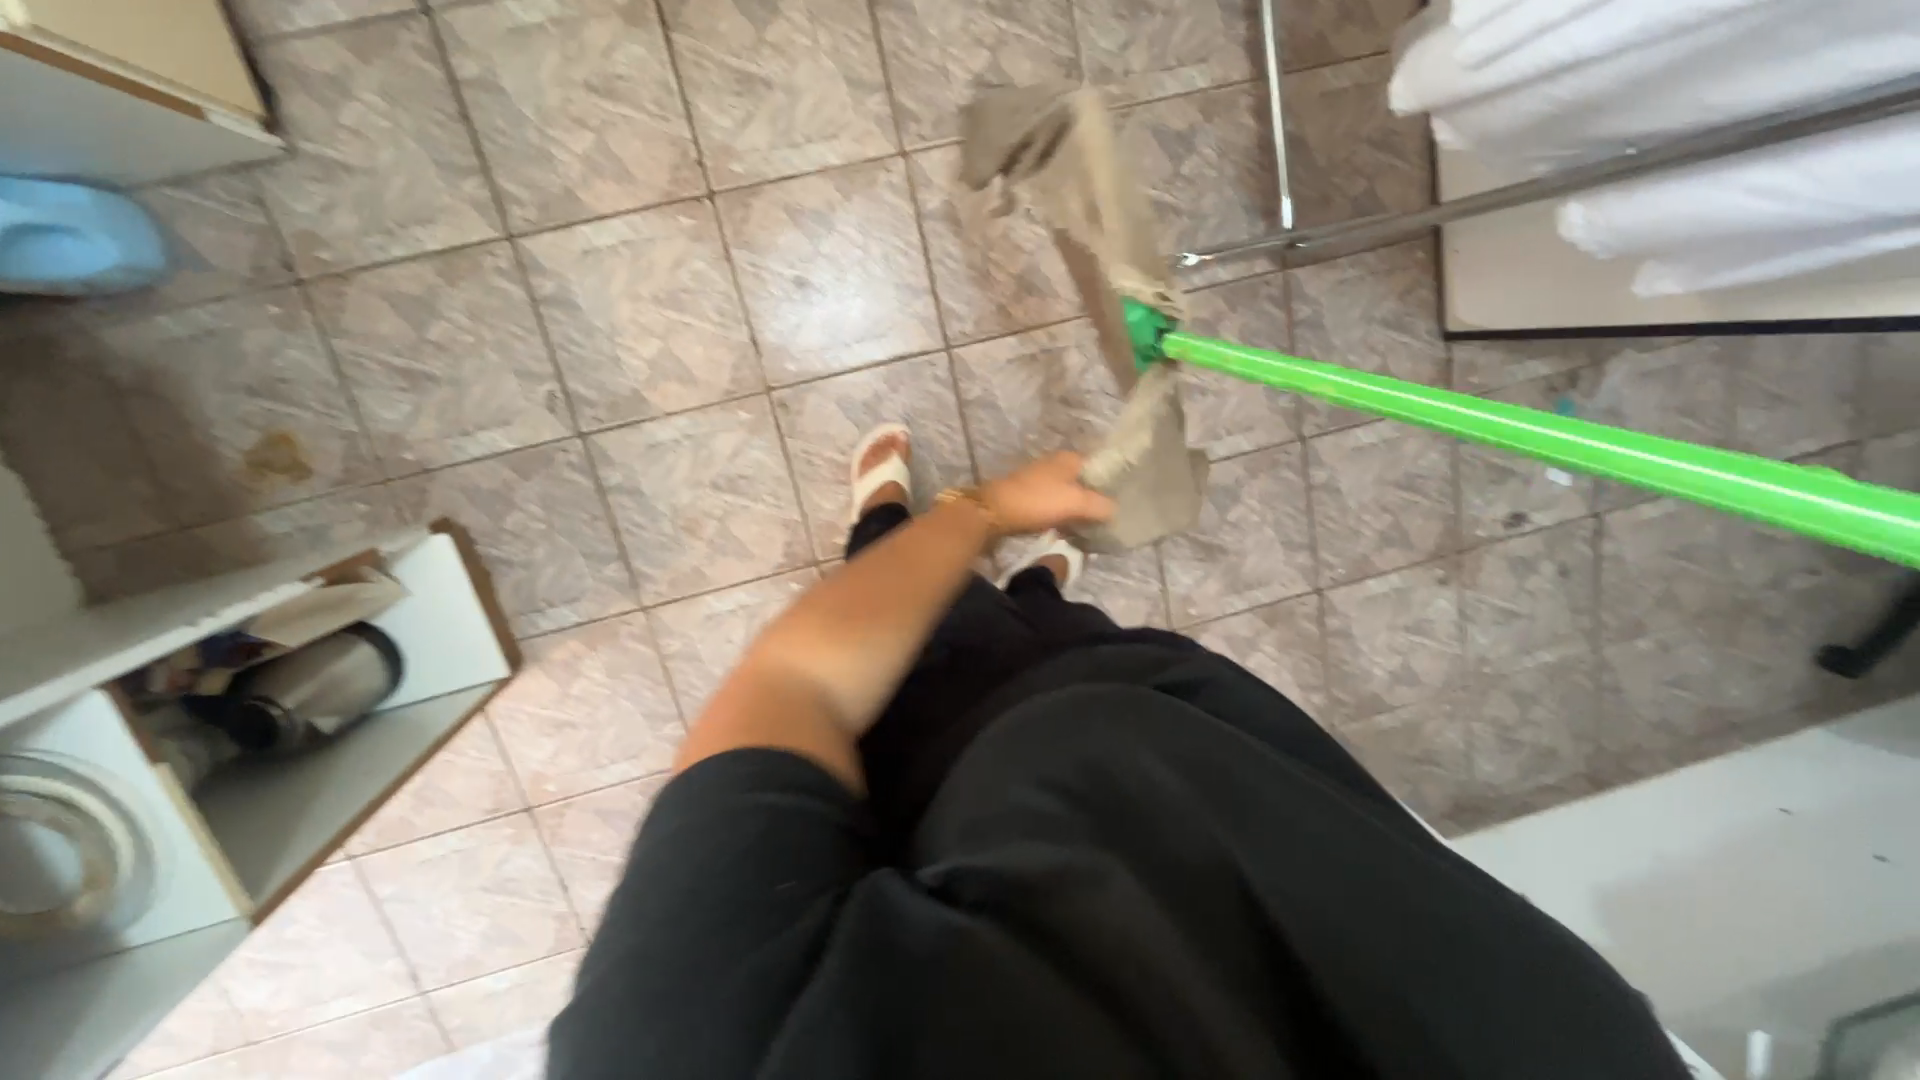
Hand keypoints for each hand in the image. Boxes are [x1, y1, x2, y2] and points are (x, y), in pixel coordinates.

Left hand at [980, 451, 1115, 535]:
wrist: (993, 512)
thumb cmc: (1037, 501)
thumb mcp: (1076, 502)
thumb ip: (1101, 505)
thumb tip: (1116, 510)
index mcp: (1070, 459)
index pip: (1101, 466)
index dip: (1113, 483)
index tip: (1124, 503)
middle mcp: (1056, 465)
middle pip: (1085, 483)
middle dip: (1097, 501)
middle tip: (1110, 521)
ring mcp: (1041, 481)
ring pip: (1069, 496)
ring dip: (1079, 512)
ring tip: (1093, 530)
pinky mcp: (1030, 498)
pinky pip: (1055, 507)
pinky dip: (1063, 518)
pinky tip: (1069, 533)